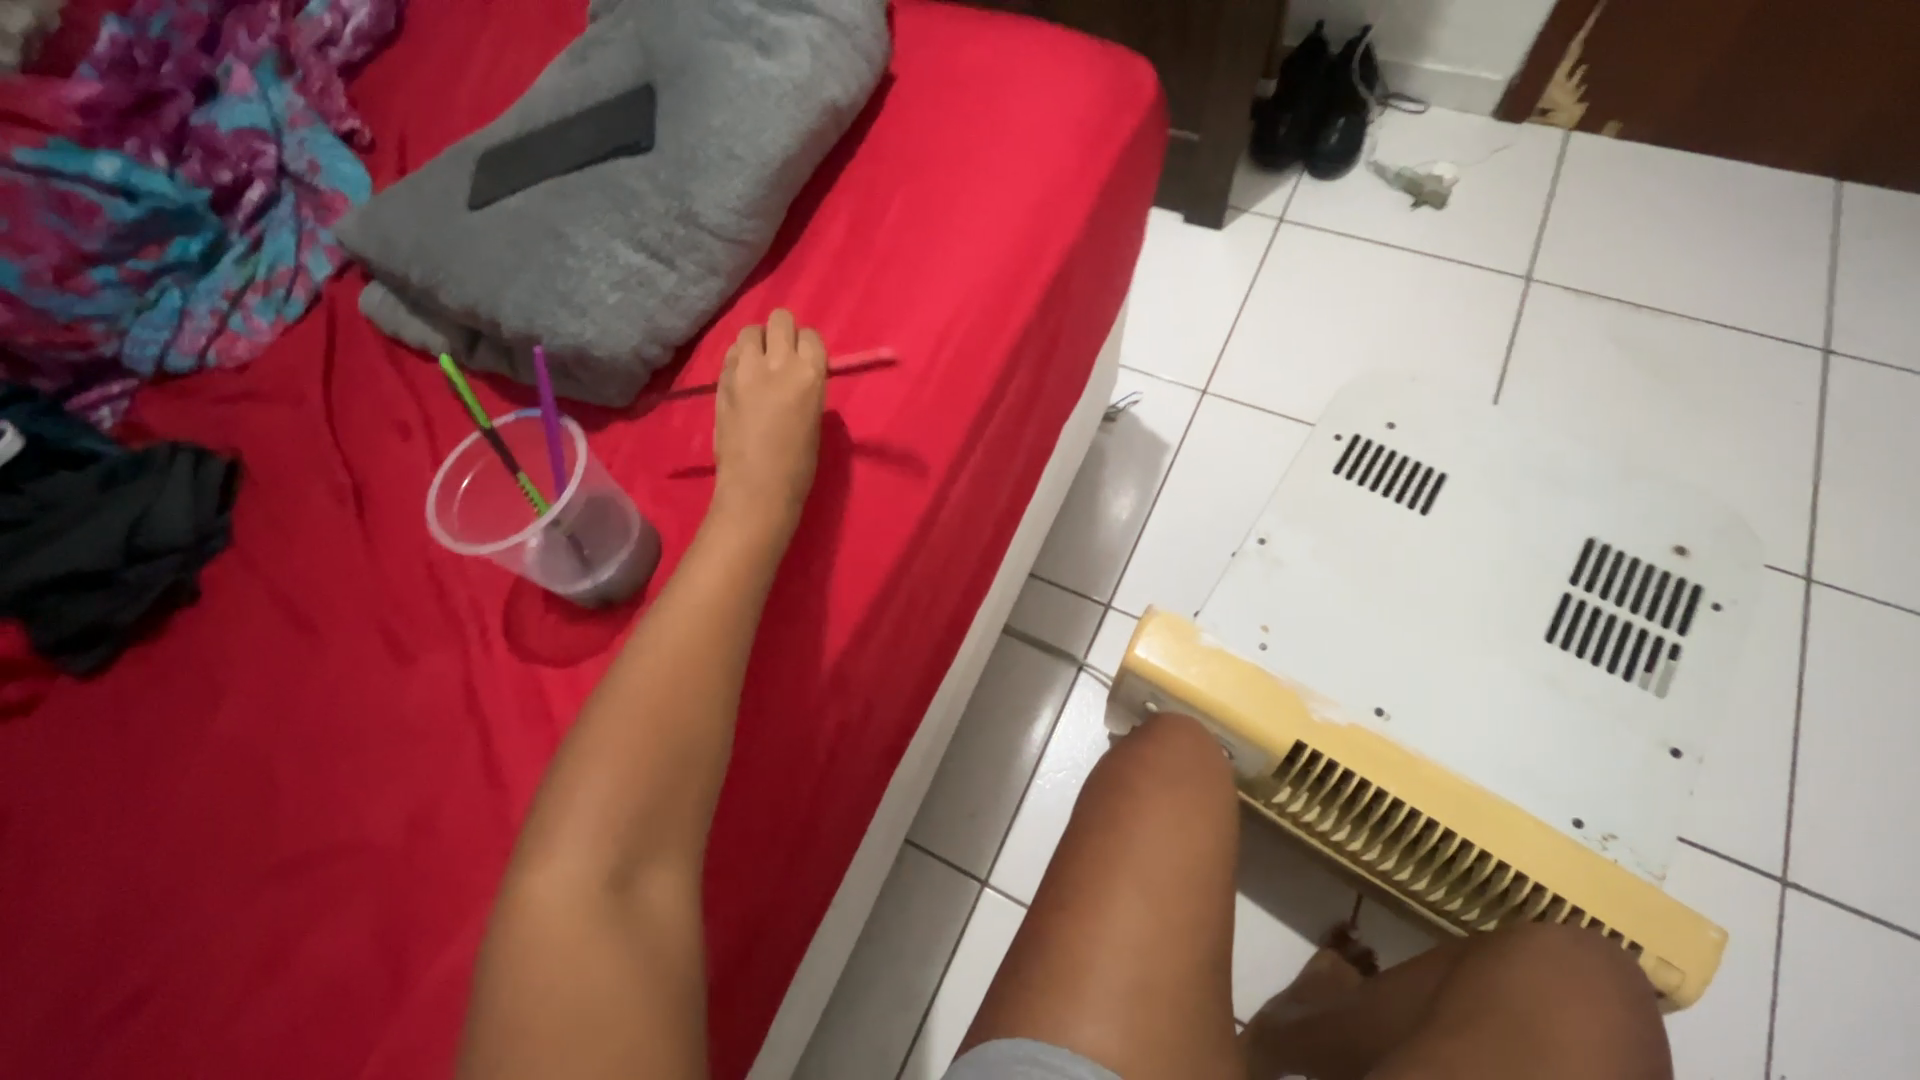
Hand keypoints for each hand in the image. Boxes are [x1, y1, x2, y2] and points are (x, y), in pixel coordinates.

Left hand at [712, 309, 826, 534]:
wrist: (758, 488)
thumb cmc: (798, 464)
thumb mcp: (814, 417)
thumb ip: (805, 386)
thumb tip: (795, 372)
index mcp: (810, 374)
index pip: (810, 335)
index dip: (807, 347)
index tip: (804, 362)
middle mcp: (778, 362)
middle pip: (780, 320)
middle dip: (782, 333)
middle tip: (781, 357)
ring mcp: (745, 370)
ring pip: (750, 331)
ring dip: (757, 342)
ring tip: (758, 366)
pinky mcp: (721, 381)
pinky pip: (730, 353)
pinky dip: (738, 359)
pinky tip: (742, 380)